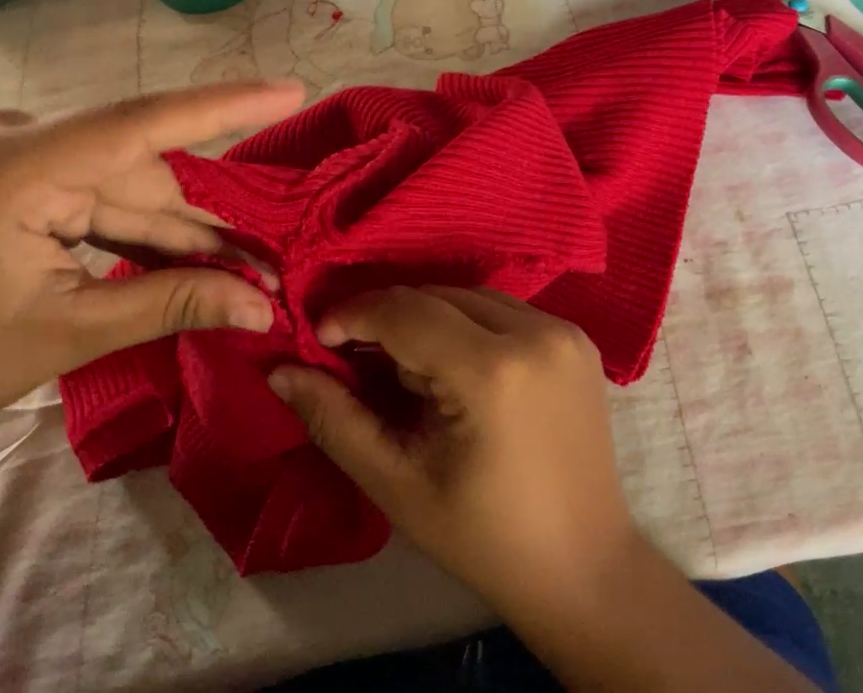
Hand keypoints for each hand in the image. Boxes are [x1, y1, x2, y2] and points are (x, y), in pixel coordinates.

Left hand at [0, 80, 303, 449]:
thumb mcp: (71, 332)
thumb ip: (173, 304)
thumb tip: (264, 307)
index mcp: (13, 166)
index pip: (139, 123)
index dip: (223, 106)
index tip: (291, 90)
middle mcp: (16, 143)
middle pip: (142, 170)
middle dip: (206, 223)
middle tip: (270, 268)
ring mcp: (17, 160)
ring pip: (130, 189)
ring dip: (181, 234)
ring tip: (244, 277)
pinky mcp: (22, 183)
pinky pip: (104, 201)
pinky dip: (144, 236)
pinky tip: (195, 265)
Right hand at [266, 287, 636, 607]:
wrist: (583, 565)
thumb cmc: (484, 537)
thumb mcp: (397, 483)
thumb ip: (334, 420)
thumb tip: (280, 370)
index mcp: (493, 371)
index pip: (406, 311)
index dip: (353, 315)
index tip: (318, 338)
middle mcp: (536, 334)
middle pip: (438, 296)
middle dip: (388, 320)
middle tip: (355, 360)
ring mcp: (566, 333)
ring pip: (472, 298)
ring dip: (428, 319)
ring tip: (405, 372)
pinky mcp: (580, 341)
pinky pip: (506, 312)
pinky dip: (468, 326)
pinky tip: (453, 369)